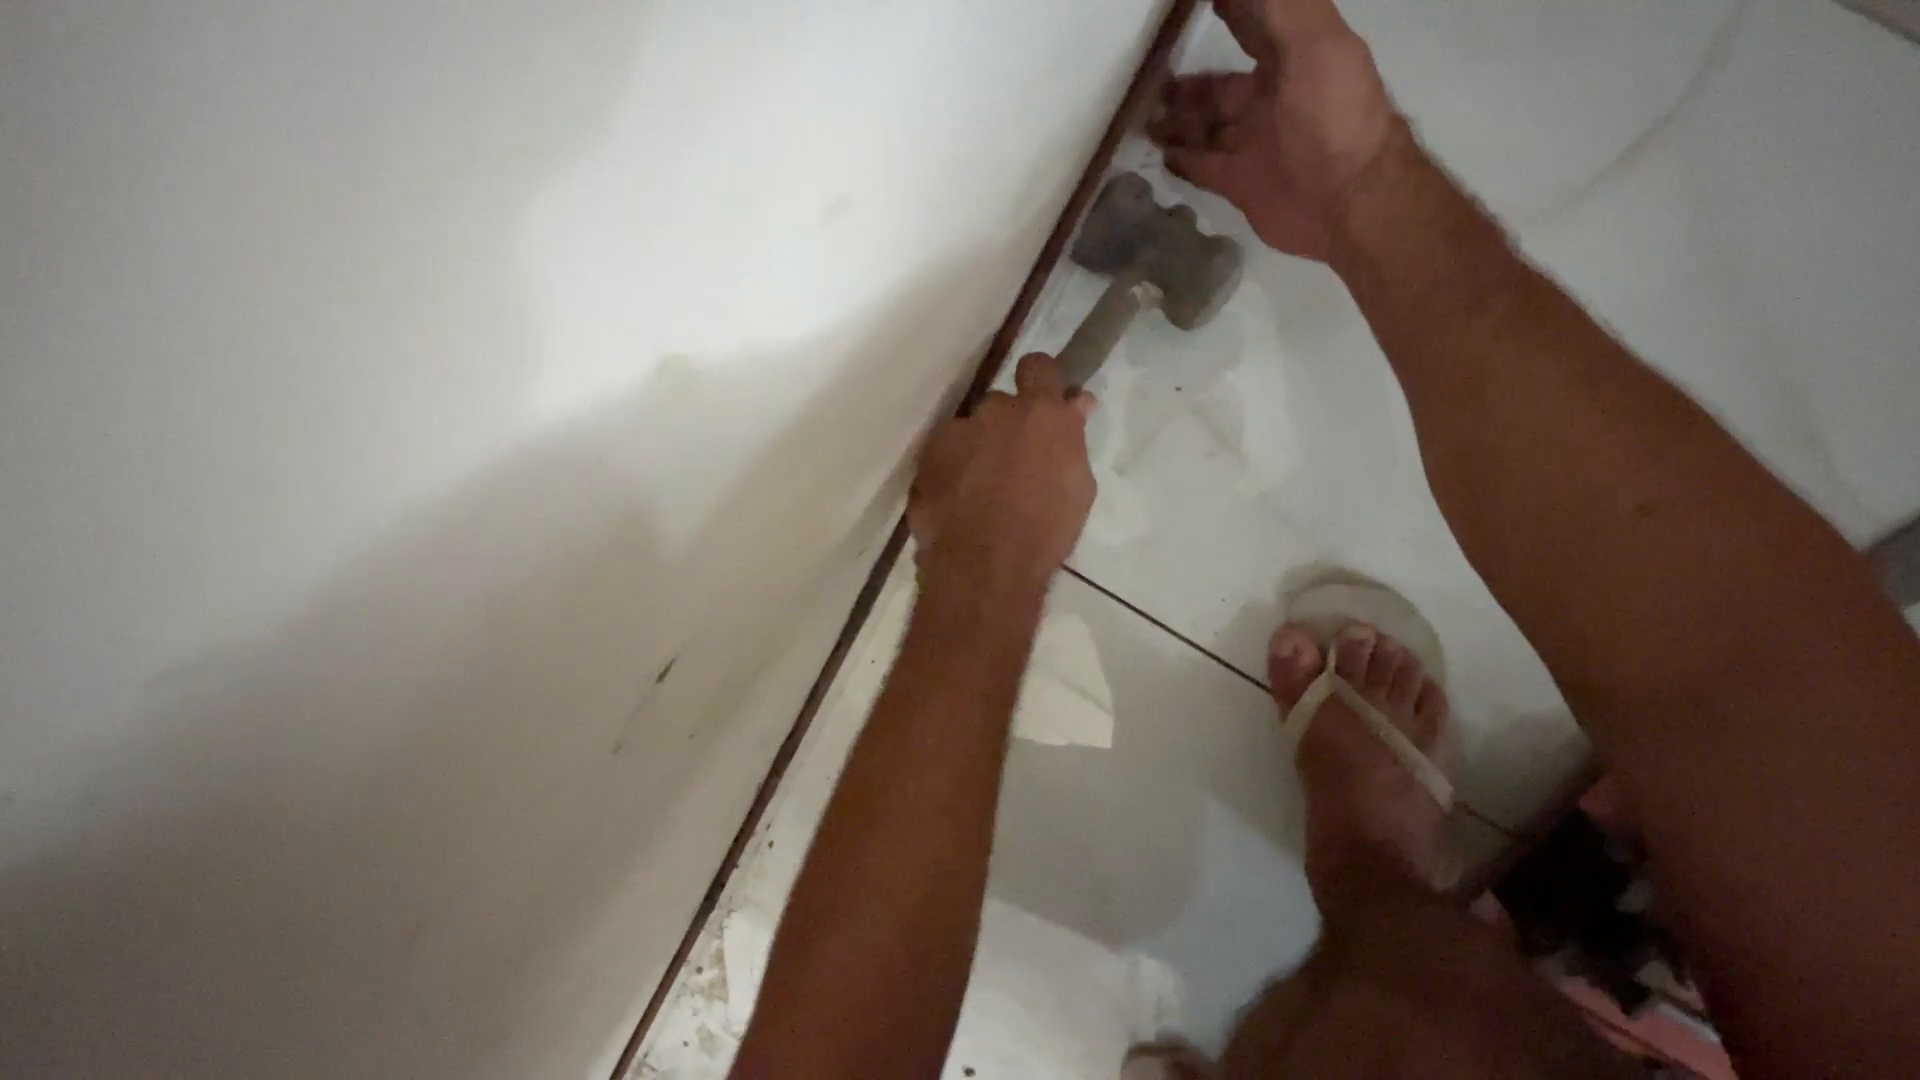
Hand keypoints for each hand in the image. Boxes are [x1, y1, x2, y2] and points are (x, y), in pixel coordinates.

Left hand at [910, 354, 1096, 590]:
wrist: (985, 567)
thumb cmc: (1047, 530)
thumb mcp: (1078, 486)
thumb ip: (1073, 438)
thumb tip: (1076, 404)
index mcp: (1041, 413)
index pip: (1039, 367)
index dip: (1039, 379)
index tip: (1042, 399)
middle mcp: (995, 411)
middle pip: (1000, 404)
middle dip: (1006, 425)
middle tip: (1012, 462)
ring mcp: (956, 433)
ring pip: (968, 431)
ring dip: (976, 448)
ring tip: (981, 490)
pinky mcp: (927, 459)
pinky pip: (944, 456)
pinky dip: (951, 471)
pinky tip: (958, 502)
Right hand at [1149, 0, 1401, 260]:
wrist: (1348, 201)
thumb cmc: (1334, 117)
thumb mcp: (1315, 44)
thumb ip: (1279, 7)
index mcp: (1291, 61)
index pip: (1252, 27)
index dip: (1228, 11)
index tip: (1191, 6)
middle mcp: (1270, 100)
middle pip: (1218, 86)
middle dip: (1185, 82)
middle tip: (1146, 76)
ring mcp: (1254, 144)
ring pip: (1205, 127)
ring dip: (1175, 121)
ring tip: (1142, 116)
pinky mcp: (1240, 184)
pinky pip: (1202, 168)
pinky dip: (1181, 161)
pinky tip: (1158, 153)